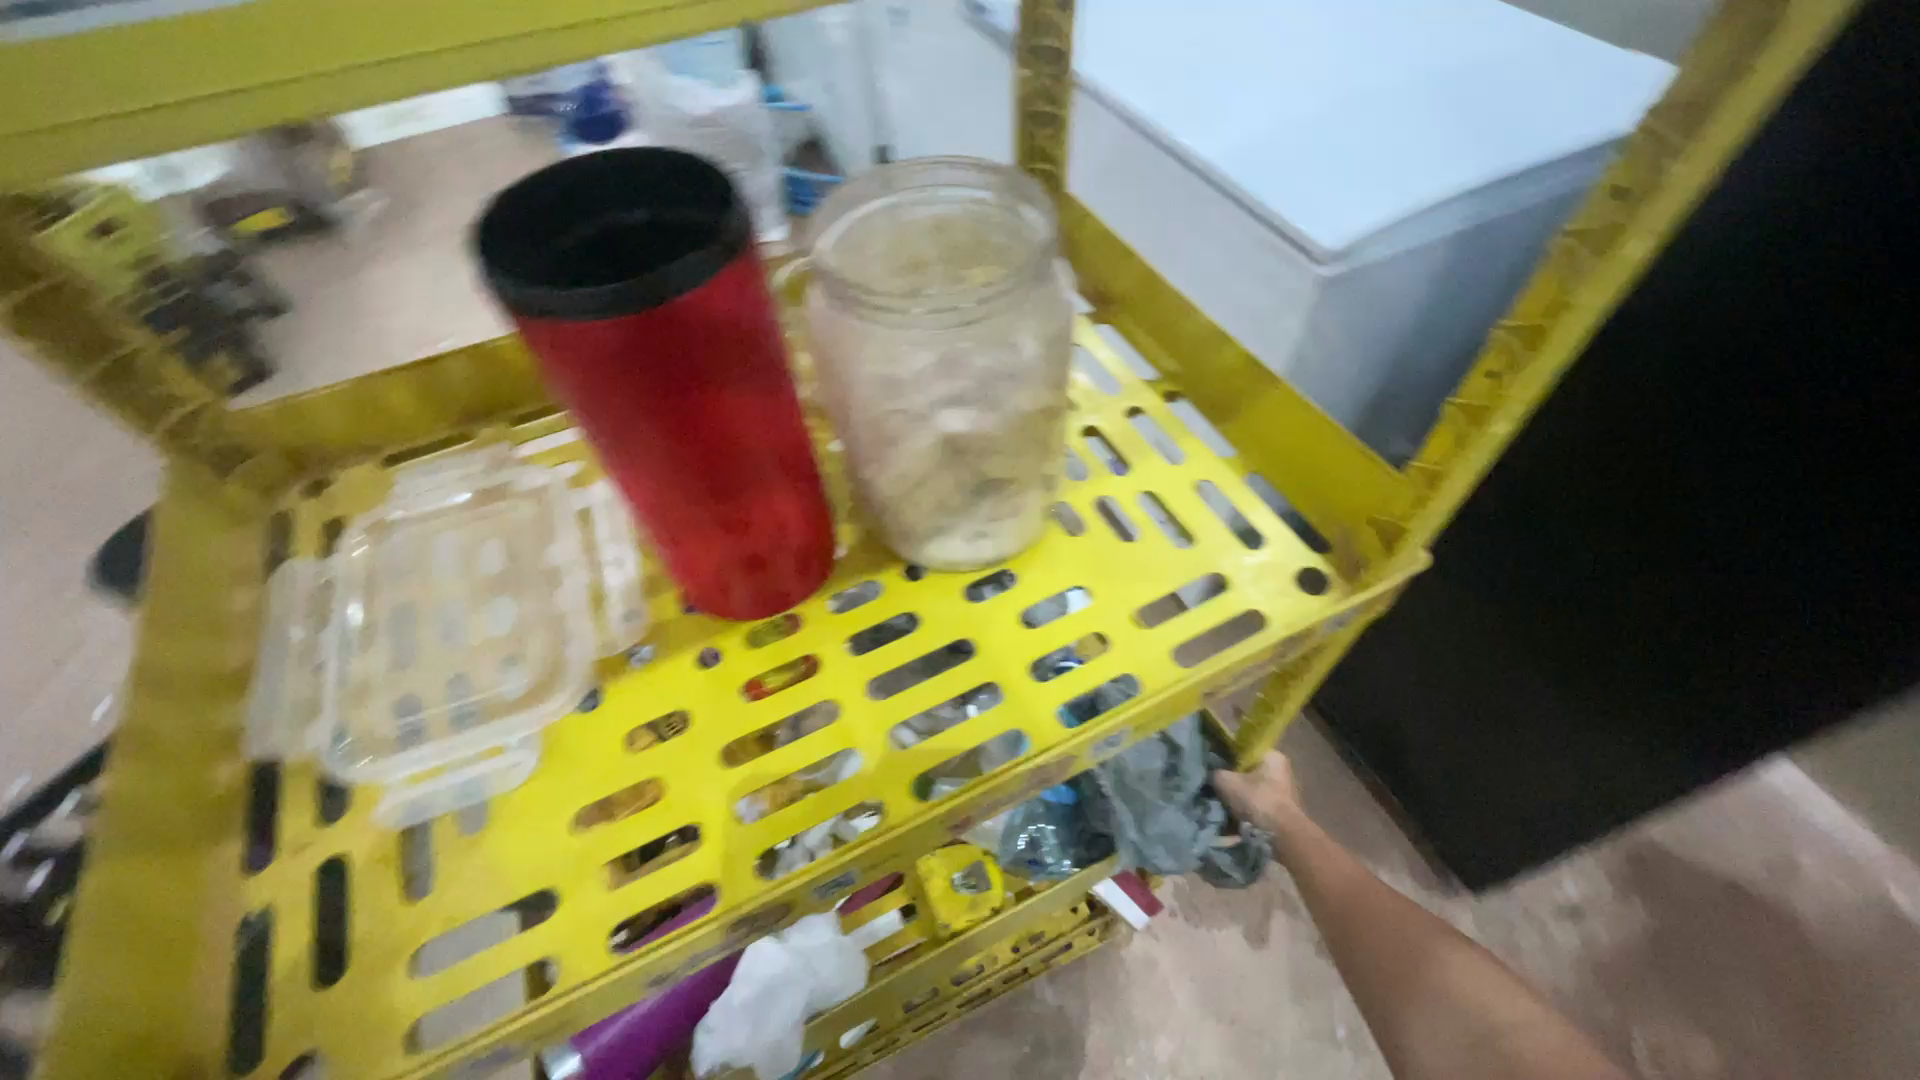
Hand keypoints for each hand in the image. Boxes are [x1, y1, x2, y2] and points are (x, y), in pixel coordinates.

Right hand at [1213, 751, 1308, 841]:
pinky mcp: (1284, 812)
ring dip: (1240, 799)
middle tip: (1216, 788)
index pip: (1245, 751)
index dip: (1227, 758)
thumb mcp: (1225, 781)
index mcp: (1273, 756)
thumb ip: (1216, 773)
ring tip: (1223, 806)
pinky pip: (1259, 807)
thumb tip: (1213, 775)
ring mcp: (1285, 793)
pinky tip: (1234, 819)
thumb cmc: (1256, 800)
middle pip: (1249, 773)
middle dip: (1234, 781)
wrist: (1282, 835)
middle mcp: (1282, 771)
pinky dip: (1247, 812)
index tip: (1215, 767)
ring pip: (1253, 792)